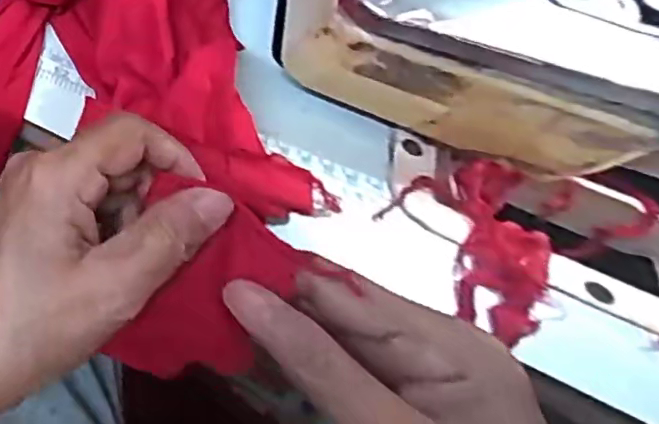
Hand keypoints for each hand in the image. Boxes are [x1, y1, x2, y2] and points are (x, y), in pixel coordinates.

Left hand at [0, 113, 234, 422]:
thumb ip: (168, 236)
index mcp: (56, 170)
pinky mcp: (26, 202)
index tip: (203, 201)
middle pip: (114, 152)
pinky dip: (107, 218)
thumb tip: (217, 197)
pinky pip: (81, 192)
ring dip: (131, 210)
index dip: (174, 156)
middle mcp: (39, 161)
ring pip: (101, 175)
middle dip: (153, 191)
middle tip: (171, 245)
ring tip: (134, 264)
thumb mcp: (114, 287)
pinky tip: (110, 261)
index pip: (129, 130)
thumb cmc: (37, 325)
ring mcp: (29, 181)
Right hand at [224, 270, 544, 423]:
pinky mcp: (411, 393)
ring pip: (335, 330)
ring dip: (281, 325)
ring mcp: (429, 369)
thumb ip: (316, 362)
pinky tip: (261, 345)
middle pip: (338, 304)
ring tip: (221, 311)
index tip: (210, 265)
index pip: (341, 286)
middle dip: (273, 300)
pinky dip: (303, 354)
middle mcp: (442, 342)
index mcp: (452, 344)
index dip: (273, 273)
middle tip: (206, 291)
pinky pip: (346, 357)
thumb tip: (238, 289)